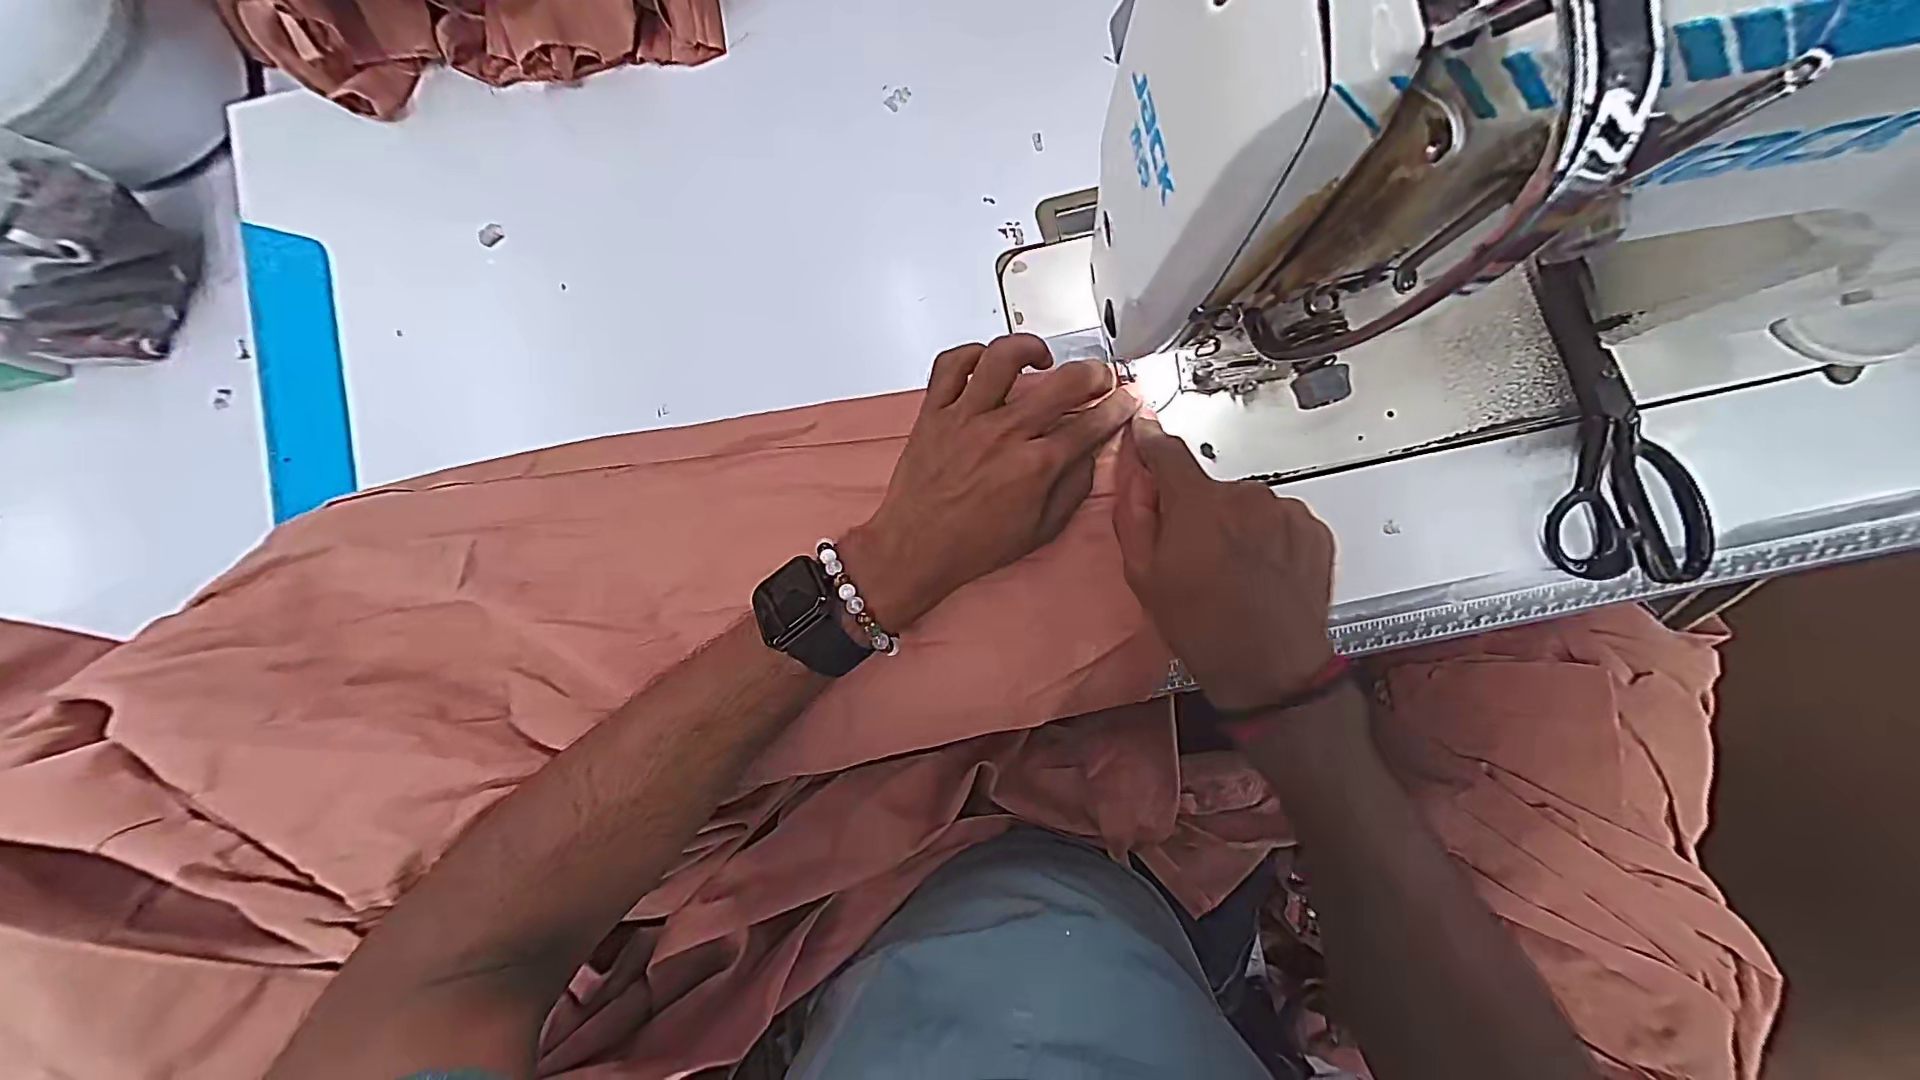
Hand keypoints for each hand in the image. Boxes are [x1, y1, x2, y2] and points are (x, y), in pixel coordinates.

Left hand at [838, 334, 1136, 628]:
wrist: (916, 549)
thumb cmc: (971, 546)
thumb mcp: (1040, 530)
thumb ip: (1073, 488)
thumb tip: (1089, 455)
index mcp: (1035, 466)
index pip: (1092, 423)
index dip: (1118, 406)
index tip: (1125, 399)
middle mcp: (1003, 434)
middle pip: (1064, 382)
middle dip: (1096, 373)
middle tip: (1100, 377)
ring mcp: (966, 419)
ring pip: (1004, 357)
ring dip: (1032, 348)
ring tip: (1042, 359)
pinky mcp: (935, 413)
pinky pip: (950, 365)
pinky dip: (970, 354)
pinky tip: (985, 363)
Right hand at [1112, 415, 1336, 710]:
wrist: (1268, 666)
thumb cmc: (1206, 628)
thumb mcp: (1142, 574)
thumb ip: (1133, 515)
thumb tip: (1135, 480)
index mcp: (1198, 505)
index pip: (1168, 449)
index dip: (1151, 439)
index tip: (1146, 431)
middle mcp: (1245, 499)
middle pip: (1207, 485)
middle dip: (1196, 508)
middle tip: (1192, 553)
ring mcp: (1284, 512)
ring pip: (1244, 503)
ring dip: (1233, 524)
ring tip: (1229, 569)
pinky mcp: (1311, 528)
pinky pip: (1276, 518)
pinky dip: (1265, 536)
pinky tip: (1256, 570)